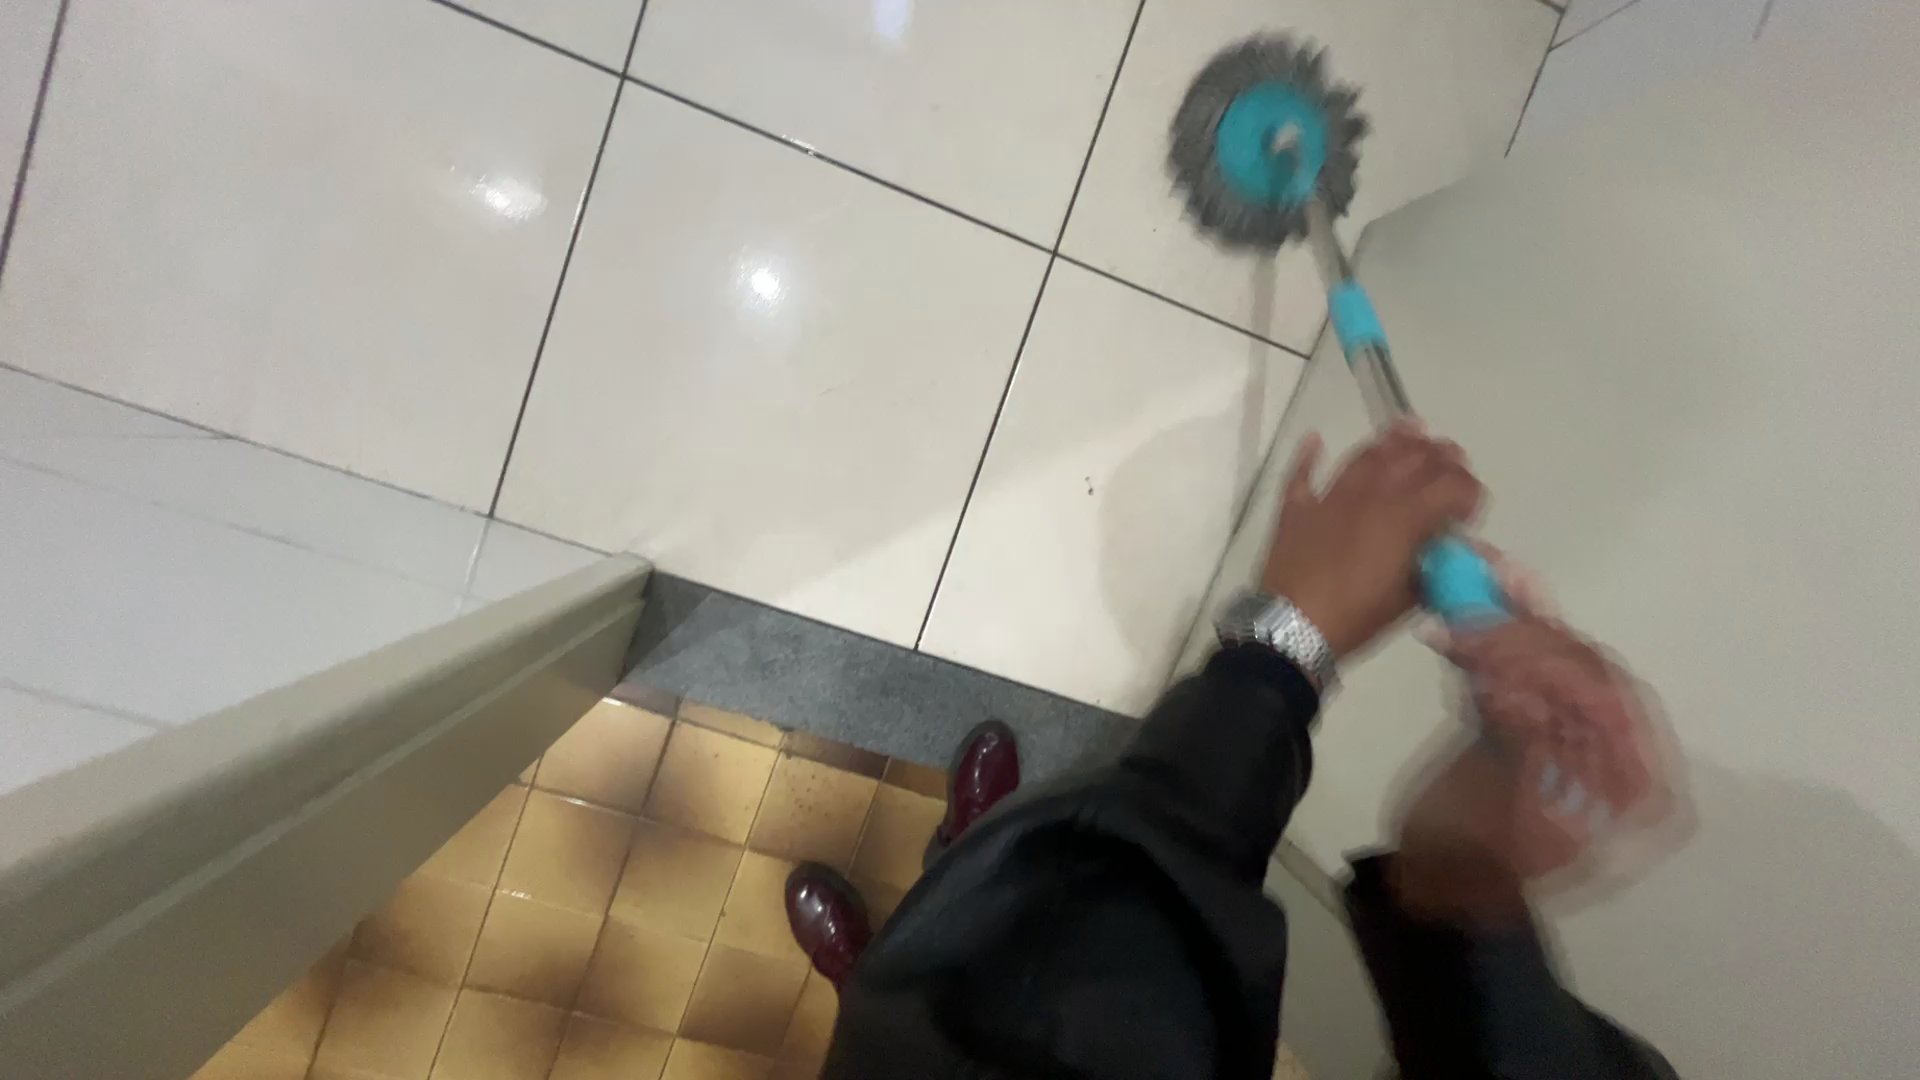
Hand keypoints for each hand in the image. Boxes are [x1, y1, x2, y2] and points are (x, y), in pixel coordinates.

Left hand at [1262, 420, 1483, 656]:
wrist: (1291, 627)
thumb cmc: (1356, 618)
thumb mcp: (1410, 598)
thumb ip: (1435, 566)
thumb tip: (1447, 550)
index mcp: (1404, 518)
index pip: (1451, 485)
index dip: (1469, 491)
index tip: (1469, 509)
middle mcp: (1369, 497)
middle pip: (1411, 460)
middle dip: (1438, 456)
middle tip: (1451, 457)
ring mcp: (1327, 499)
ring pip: (1363, 457)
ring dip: (1389, 442)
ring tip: (1408, 430)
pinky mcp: (1294, 510)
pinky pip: (1300, 475)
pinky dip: (1308, 455)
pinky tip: (1315, 439)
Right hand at [1393, 554, 1678, 921]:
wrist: (1435, 882)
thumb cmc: (1474, 865)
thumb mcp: (1507, 820)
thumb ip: (1521, 753)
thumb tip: (1512, 689)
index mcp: (1634, 784)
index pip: (1608, 695)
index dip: (1553, 654)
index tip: (1490, 629)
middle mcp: (1612, 752)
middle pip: (1577, 667)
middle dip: (1524, 626)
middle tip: (1474, 583)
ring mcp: (1562, 735)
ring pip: (1541, 662)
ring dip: (1503, 621)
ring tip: (1468, 577)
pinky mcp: (1517, 727)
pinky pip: (1506, 676)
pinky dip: (1478, 649)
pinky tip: (1451, 626)